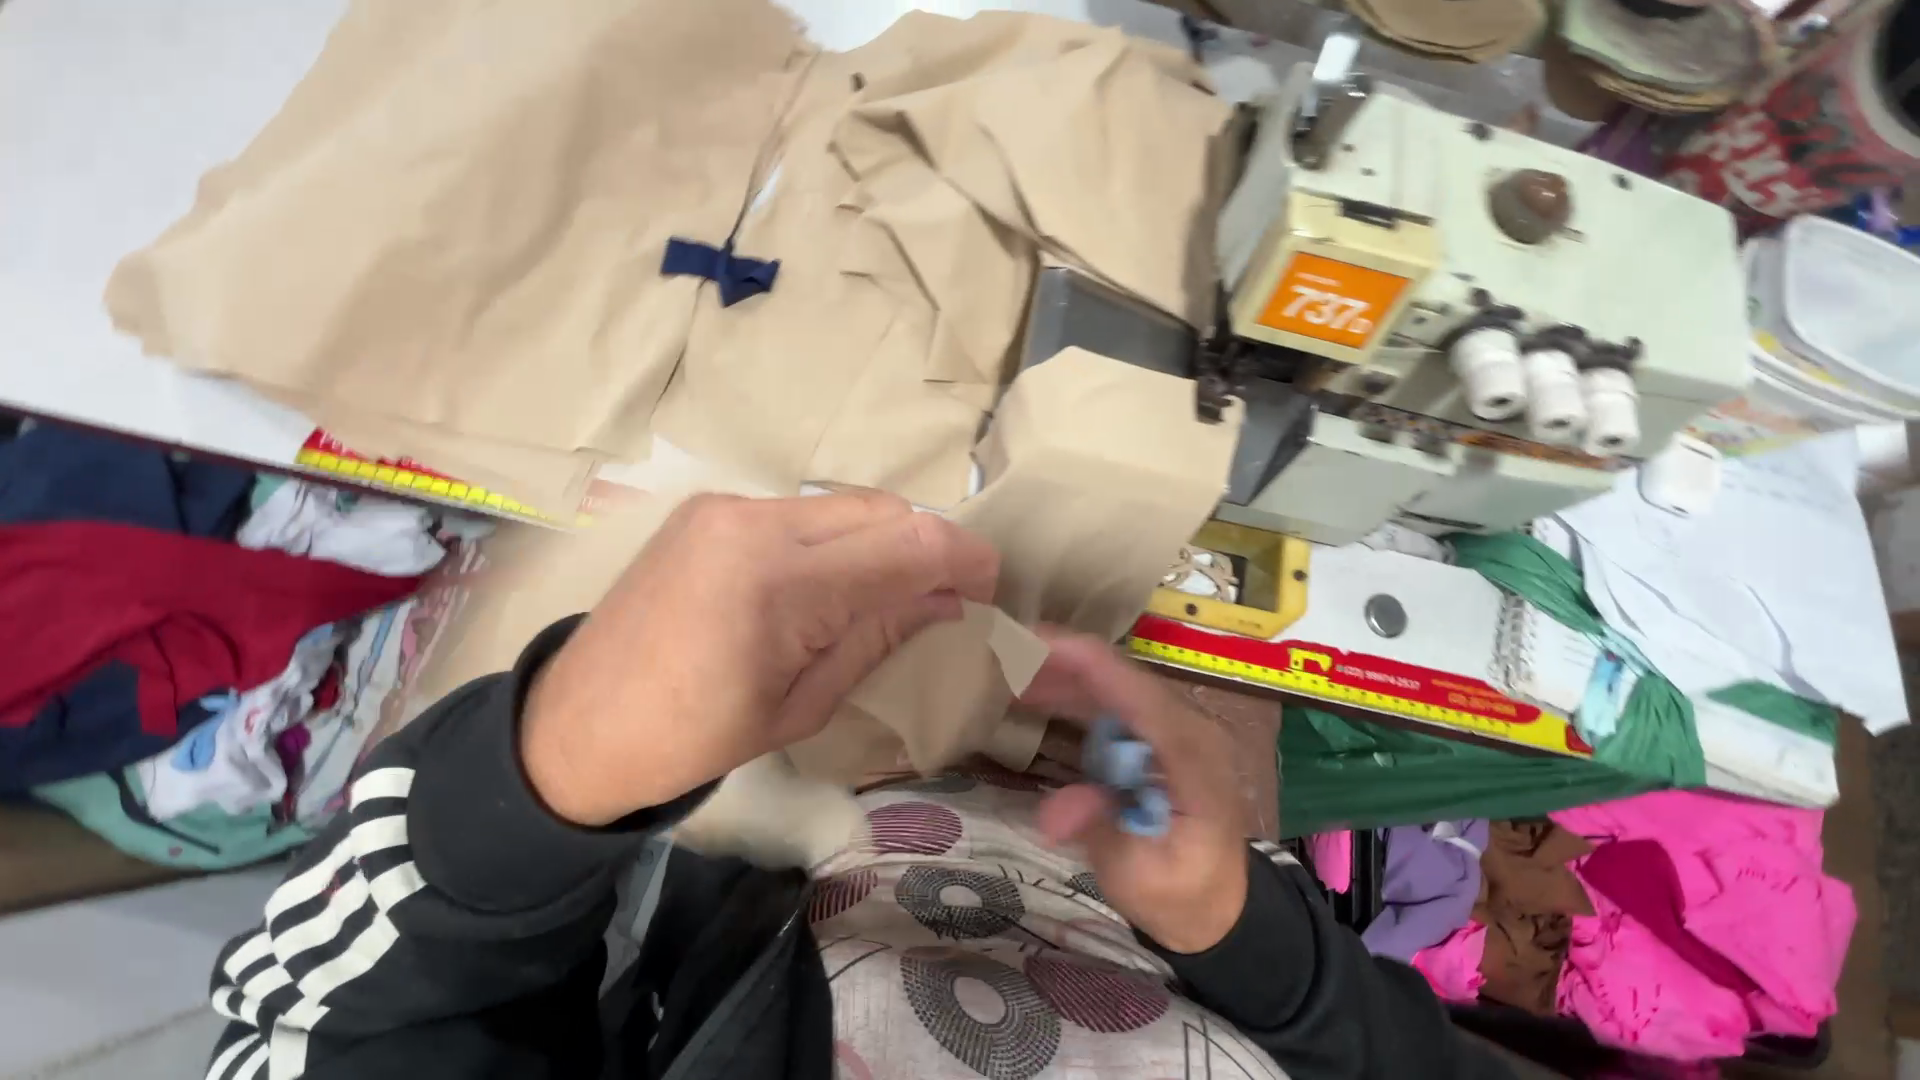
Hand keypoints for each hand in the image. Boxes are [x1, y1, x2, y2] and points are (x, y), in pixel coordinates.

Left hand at [520, 492, 998, 825]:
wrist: (577, 724)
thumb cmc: (696, 737)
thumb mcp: (805, 704)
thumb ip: (880, 636)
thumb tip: (948, 599)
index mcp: (781, 585)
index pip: (910, 544)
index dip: (965, 560)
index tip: (990, 589)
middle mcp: (756, 522)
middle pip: (884, 510)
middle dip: (929, 547)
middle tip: (945, 597)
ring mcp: (728, 506)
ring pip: (846, 505)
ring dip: (883, 541)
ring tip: (888, 593)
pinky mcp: (711, 507)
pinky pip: (803, 511)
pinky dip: (838, 538)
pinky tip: (830, 581)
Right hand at [1022, 633, 1251, 953]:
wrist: (1219, 905)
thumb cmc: (1182, 895)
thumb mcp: (1141, 877)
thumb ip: (1102, 833)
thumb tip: (1052, 813)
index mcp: (1193, 756)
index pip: (1139, 694)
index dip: (1086, 662)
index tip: (1033, 641)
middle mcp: (1189, 728)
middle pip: (1122, 677)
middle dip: (1062, 660)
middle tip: (1000, 651)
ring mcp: (1175, 728)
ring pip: (1114, 683)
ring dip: (1062, 674)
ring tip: (1006, 668)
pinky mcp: (1158, 735)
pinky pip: (1113, 701)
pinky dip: (1073, 694)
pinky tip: (1033, 693)